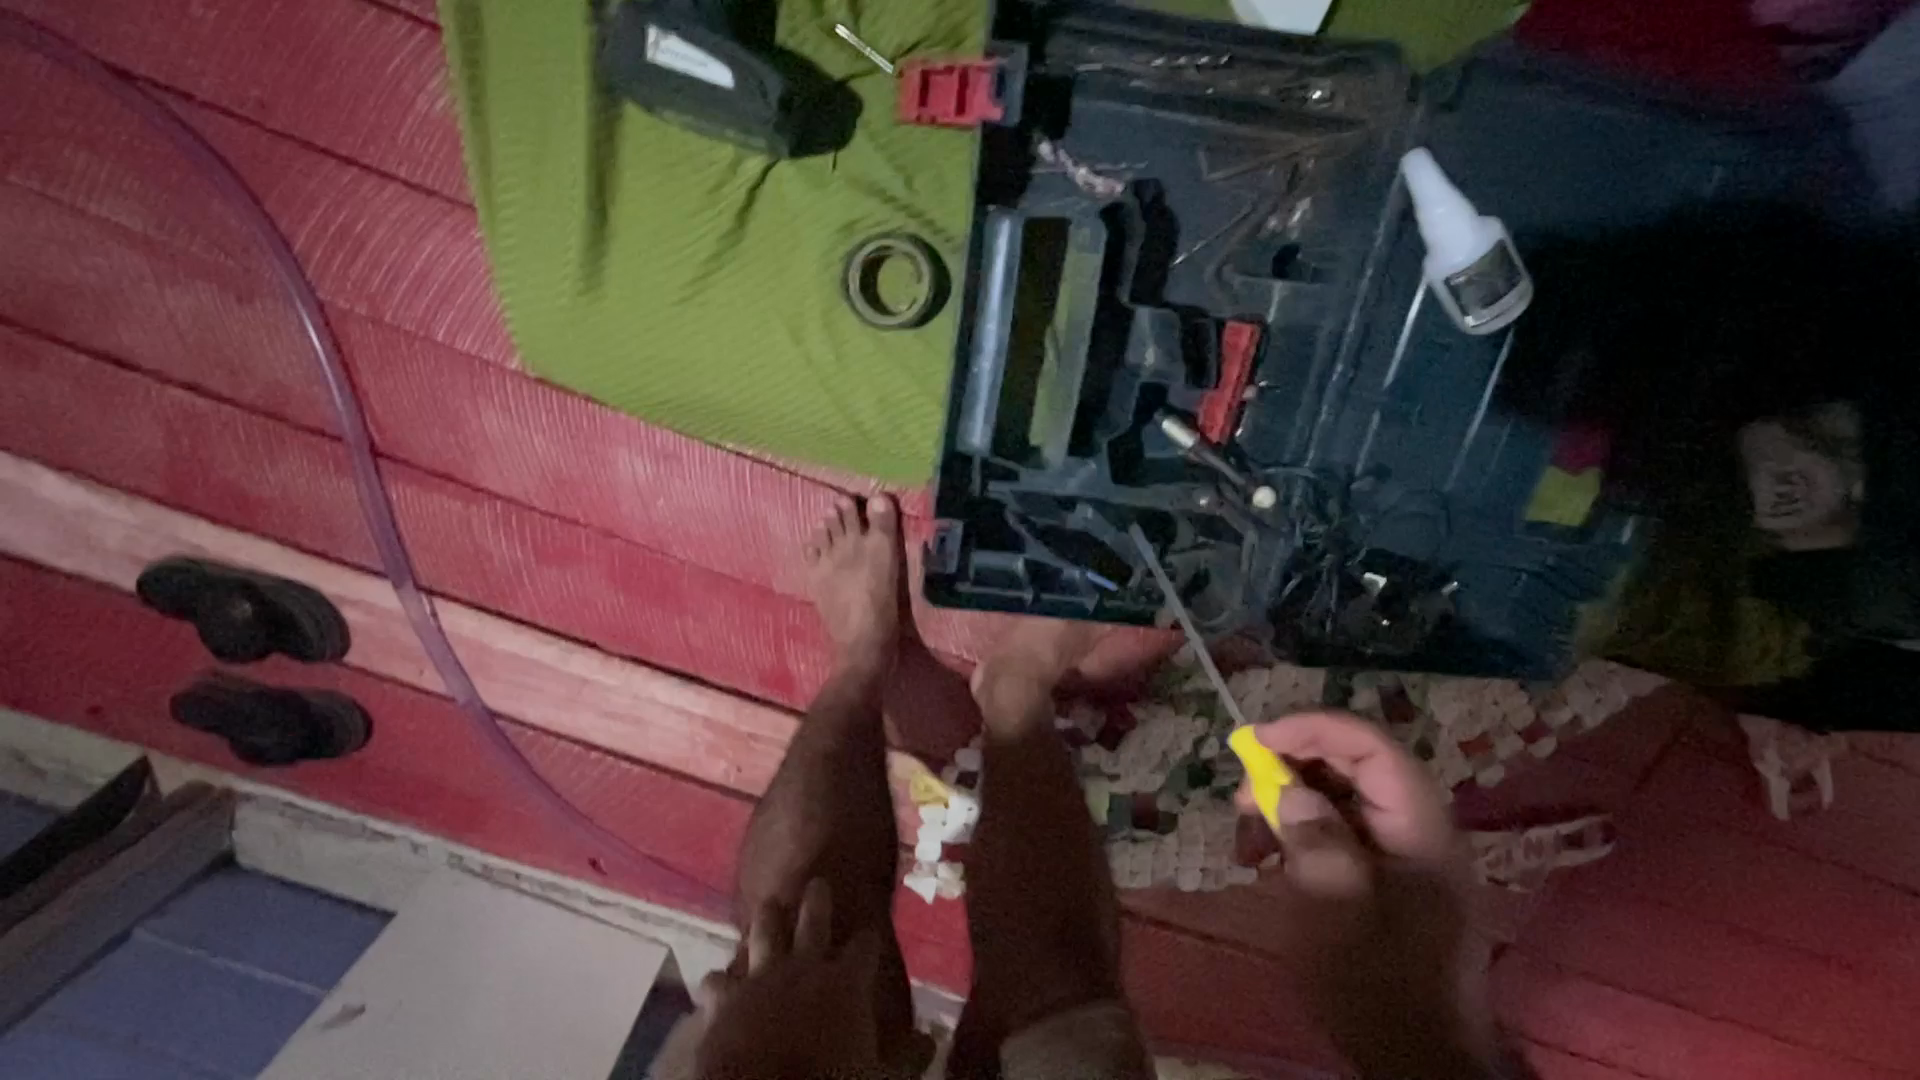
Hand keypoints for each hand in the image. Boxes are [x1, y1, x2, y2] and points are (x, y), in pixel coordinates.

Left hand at [690, 879, 889, 1078]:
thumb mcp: (882, 1078)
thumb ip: (907, 1057)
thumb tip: (933, 1039)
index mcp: (846, 981)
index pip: (864, 947)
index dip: (869, 939)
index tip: (872, 931)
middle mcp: (805, 966)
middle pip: (814, 922)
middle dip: (817, 901)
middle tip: (817, 883)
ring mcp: (761, 978)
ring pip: (764, 933)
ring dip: (767, 918)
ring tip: (768, 903)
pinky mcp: (725, 999)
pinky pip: (718, 981)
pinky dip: (719, 980)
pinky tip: (715, 979)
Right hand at [1237, 710, 1494, 1077]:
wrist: (1420, 1062)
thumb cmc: (1378, 982)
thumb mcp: (1336, 908)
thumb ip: (1315, 838)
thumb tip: (1290, 790)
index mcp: (1420, 827)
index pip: (1370, 746)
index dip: (1312, 729)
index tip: (1254, 742)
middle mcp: (1416, 829)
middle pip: (1350, 768)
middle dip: (1288, 772)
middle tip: (1241, 801)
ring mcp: (1402, 855)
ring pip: (1337, 799)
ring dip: (1284, 807)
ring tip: (1247, 845)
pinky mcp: (1384, 878)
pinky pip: (1337, 833)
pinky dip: (1296, 837)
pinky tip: (1266, 864)